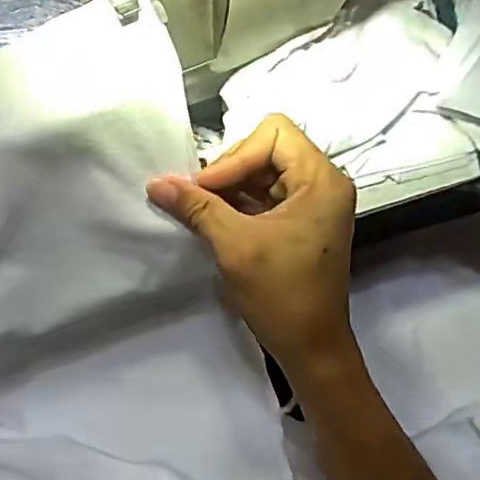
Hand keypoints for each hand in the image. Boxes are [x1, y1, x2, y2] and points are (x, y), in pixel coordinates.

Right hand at [148, 114, 358, 370]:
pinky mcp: (300, 224)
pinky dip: (237, 205)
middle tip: (197, 198)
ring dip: (228, 189)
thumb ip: (197, 208)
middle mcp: (322, 184)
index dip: (234, 155)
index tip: (206, 189)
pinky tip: (211, 220)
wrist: (311, 346)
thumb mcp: (234, 245)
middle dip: (228, 171)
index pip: (274, 133)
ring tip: (198, 209)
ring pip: (263, 174)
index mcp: (320, 180)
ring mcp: (313, 205)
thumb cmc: (280, 294)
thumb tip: (156, 183)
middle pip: (267, 149)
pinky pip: (265, 198)